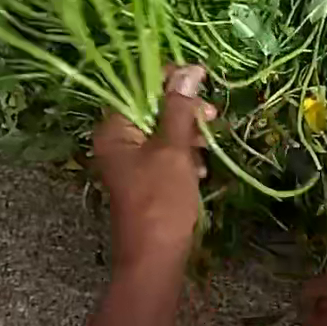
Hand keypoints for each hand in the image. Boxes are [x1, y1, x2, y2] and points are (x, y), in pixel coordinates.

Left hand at [93, 65, 216, 275]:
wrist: (156, 255)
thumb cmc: (162, 200)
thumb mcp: (173, 149)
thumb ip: (180, 109)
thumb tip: (190, 71)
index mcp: (114, 129)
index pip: (140, 87)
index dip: (172, 80)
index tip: (203, 79)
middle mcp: (117, 141)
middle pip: (152, 109)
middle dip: (184, 110)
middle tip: (212, 117)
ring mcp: (130, 161)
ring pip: (163, 132)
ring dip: (188, 134)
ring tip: (208, 146)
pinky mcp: (145, 178)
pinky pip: (165, 154)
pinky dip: (184, 155)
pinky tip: (200, 169)